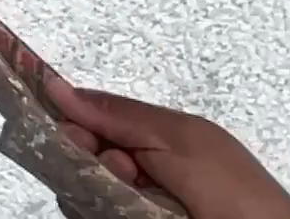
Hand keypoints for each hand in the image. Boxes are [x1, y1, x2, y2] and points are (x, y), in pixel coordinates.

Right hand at [46, 77, 289, 218]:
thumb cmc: (236, 195)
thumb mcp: (180, 140)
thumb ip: (117, 113)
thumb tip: (53, 83)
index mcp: (155, 139)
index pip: (88, 118)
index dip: (72, 123)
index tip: (76, 137)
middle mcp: (142, 170)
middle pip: (79, 154)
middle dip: (87, 161)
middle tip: (122, 177)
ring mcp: (137, 203)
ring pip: (82, 189)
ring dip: (94, 192)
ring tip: (136, 207)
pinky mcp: (129, 218)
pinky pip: (91, 211)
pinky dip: (95, 209)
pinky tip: (121, 213)